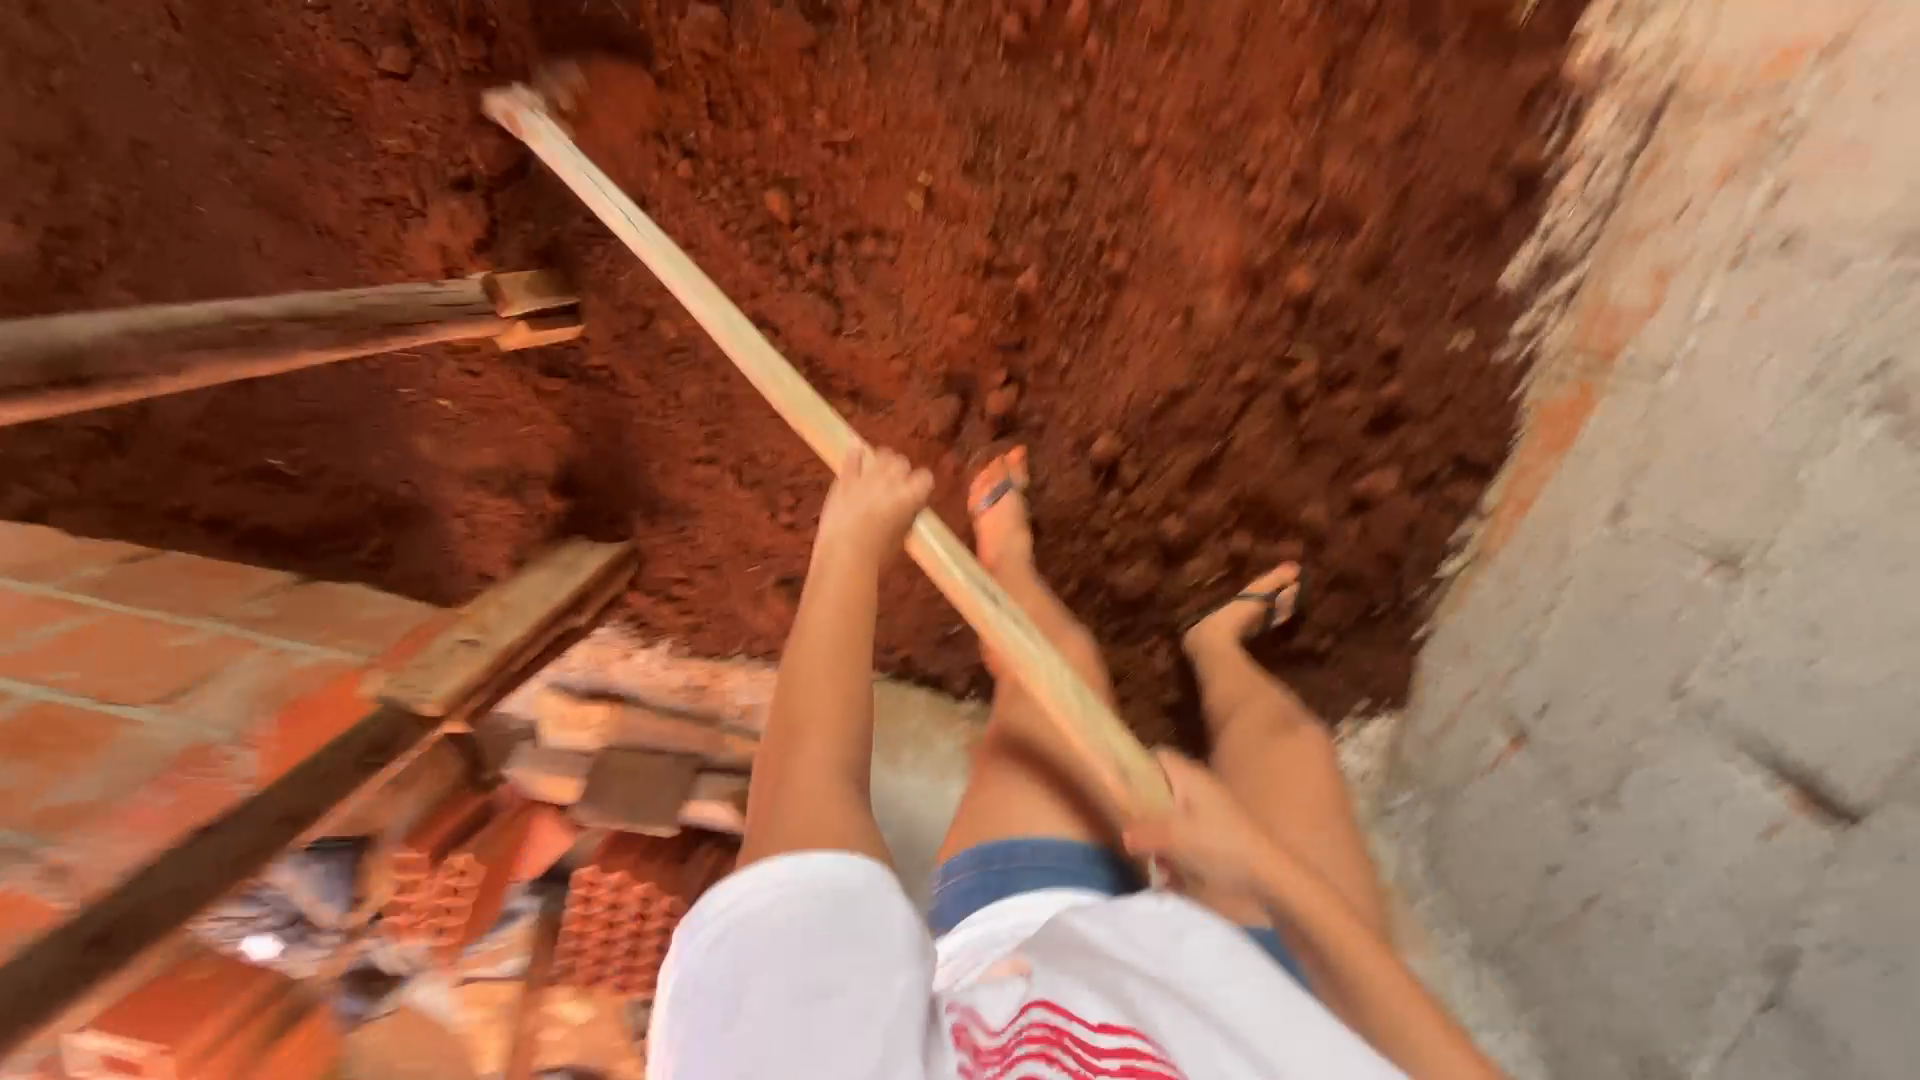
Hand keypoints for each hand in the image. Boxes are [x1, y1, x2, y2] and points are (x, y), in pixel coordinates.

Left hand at [814, 445, 933, 565]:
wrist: (845, 554)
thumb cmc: (878, 554)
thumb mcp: (902, 536)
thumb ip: (907, 515)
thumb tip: (908, 508)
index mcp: (912, 495)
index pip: (926, 477)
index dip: (920, 485)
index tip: (915, 494)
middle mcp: (893, 479)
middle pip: (902, 461)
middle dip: (900, 471)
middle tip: (894, 486)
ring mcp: (868, 476)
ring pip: (882, 454)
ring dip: (882, 461)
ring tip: (878, 472)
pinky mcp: (845, 478)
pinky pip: (852, 458)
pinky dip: (856, 454)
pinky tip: (857, 452)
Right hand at [1123, 748, 1274, 893]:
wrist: (1269, 873)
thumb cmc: (1220, 845)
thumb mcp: (1176, 839)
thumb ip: (1145, 833)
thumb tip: (1123, 835)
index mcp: (1189, 777)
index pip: (1159, 755)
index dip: (1138, 765)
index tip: (1121, 785)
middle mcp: (1201, 786)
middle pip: (1163, 787)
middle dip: (1146, 810)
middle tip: (1133, 829)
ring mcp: (1213, 809)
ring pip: (1175, 813)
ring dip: (1162, 835)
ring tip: (1155, 861)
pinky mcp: (1221, 830)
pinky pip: (1189, 832)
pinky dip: (1179, 848)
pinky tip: (1175, 875)